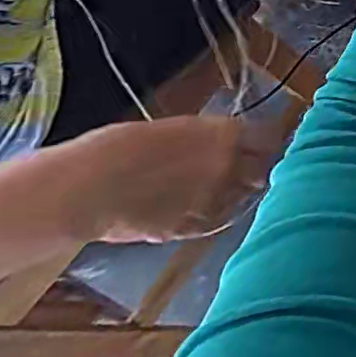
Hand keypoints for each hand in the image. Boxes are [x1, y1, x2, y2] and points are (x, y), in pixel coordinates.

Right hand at [51, 115, 280, 243]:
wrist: (87, 188)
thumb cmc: (125, 145)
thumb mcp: (179, 127)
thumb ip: (210, 136)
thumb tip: (225, 140)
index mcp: (227, 135)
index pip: (268, 137)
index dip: (268, 141)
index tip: (266, 143)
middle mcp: (229, 166)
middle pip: (263, 167)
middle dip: (260, 167)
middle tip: (252, 167)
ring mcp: (212, 200)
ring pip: (243, 195)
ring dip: (240, 191)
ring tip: (227, 187)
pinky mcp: (191, 228)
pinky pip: (216, 219)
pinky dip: (215, 213)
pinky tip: (202, 208)